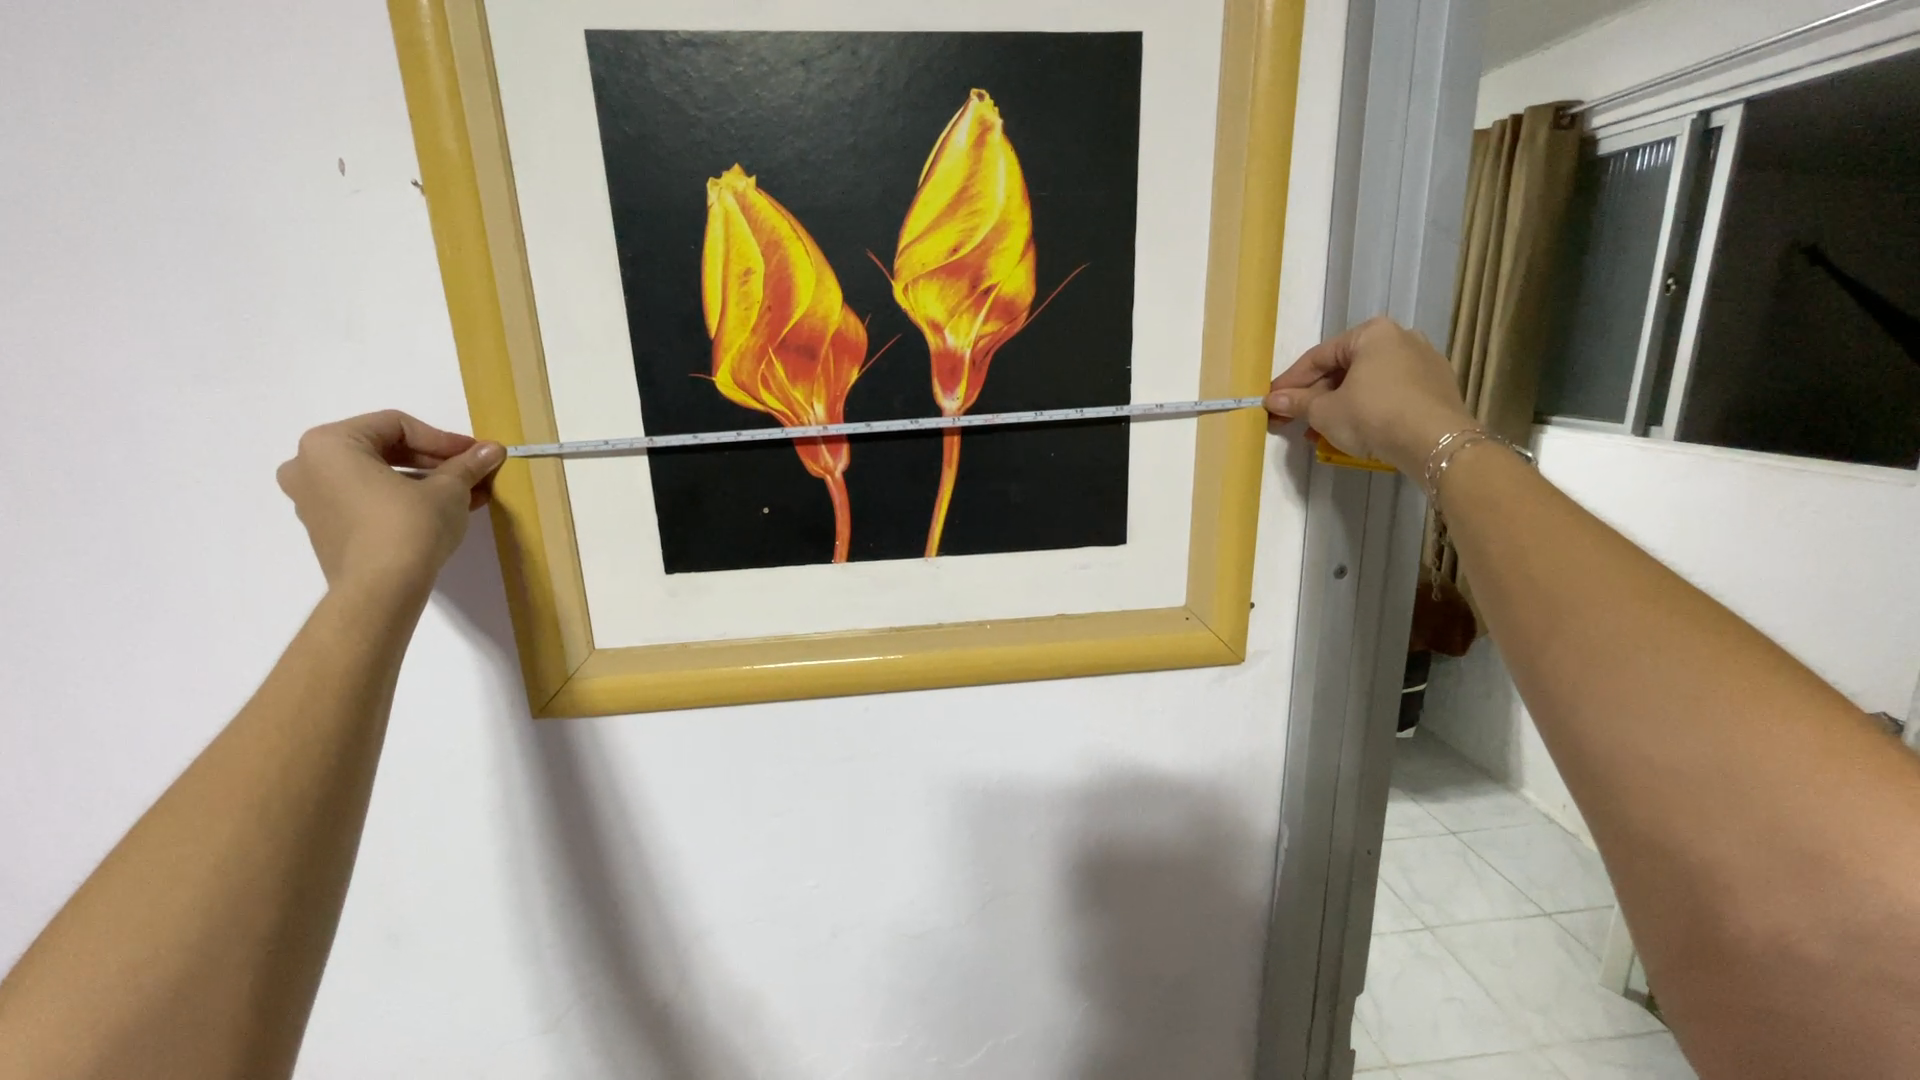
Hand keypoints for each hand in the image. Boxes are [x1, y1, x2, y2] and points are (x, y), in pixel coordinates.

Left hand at [276, 411, 503, 593]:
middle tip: (472, 472)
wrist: (381, 589)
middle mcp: (308, 466)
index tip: (477, 454)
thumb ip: (467, 465)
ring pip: (377, 478)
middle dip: (434, 462)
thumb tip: (493, 450)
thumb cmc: (408, 524)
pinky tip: (442, 511)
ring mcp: (312, 500)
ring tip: (466, 494)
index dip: (443, 439)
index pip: (397, 426)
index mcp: (329, 444)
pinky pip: (368, 501)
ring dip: (423, 482)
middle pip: (383, 450)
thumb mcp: (448, 489)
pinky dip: (403, 500)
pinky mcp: (326, 529)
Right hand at [1264, 316, 1476, 475]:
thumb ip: (1298, 403)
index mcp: (1372, 333)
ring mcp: (1424, 362)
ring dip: (1339, 405)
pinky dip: (1367, 409)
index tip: (1272, 401)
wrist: (1436, 442)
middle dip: (1316, 396)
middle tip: (1294, 419)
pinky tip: (1353, 431)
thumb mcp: (1325, 412)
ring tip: (1318, 431)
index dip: (1290, 382)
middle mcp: (1402, 338)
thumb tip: (1273, 400)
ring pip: (1368, 383)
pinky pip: (1391, 394)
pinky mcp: (1437, 388)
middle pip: (1345, 368)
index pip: (1319, 356)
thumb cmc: (1373, 415)